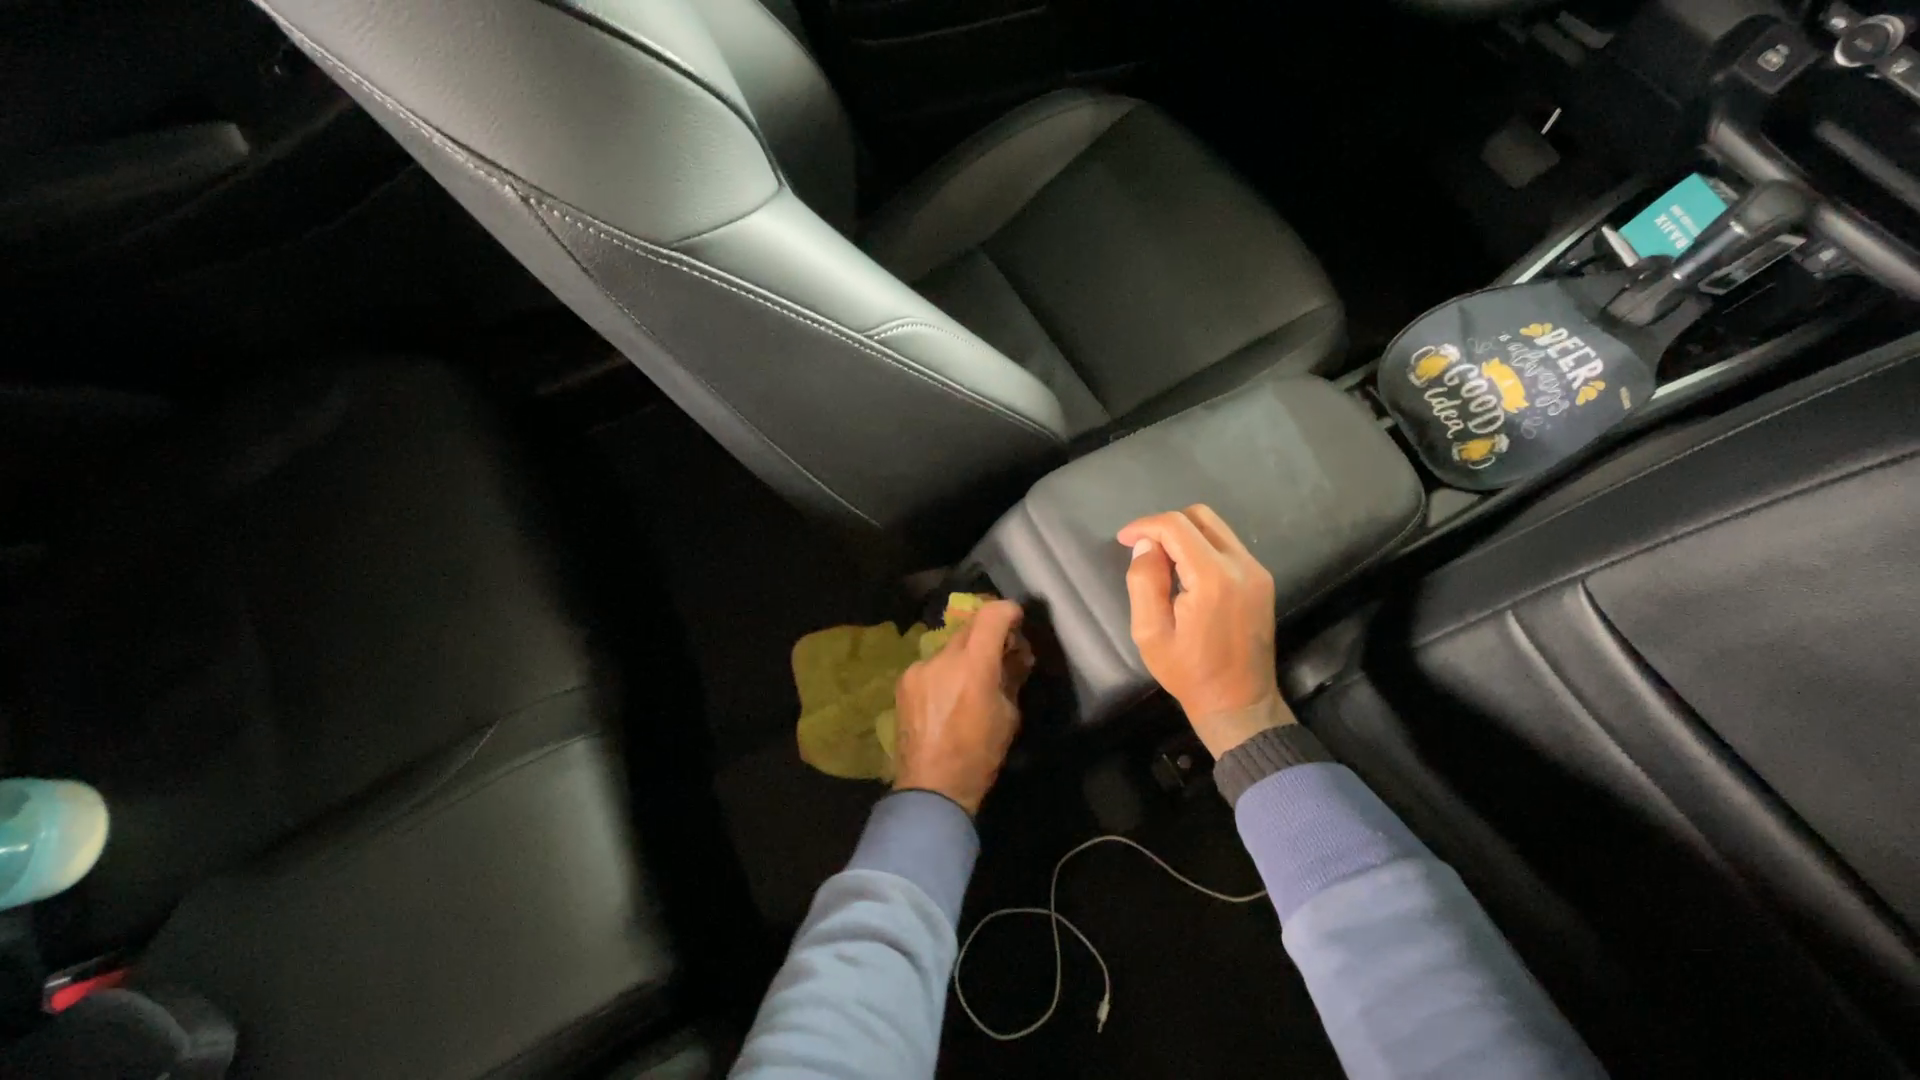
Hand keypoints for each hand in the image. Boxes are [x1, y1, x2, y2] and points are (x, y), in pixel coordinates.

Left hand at [893, 600, 1033, 813]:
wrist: (931, 787)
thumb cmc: (980, 755)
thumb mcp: (1009, 715)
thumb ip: (1011, 676)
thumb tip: (1016, 655)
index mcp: (974, 664)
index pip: (991, 614)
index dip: (1008, 611)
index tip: (1017, 622)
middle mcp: (943, 657)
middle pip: (969, 627)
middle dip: (987, 636)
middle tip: (1001, 656)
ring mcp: (919, 668)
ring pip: (949, 647)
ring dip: (964, 656)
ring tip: (970, 685)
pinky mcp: (903, 682)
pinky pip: (931, 666)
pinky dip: (943, 673)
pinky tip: (946, 700)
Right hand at [1118, 505, 1296, 757]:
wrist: (1239, 702)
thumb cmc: (1189, 672)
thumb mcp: (1150, 632)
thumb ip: (1144, 581)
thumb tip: (1146, 546)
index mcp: (1213, 578)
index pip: (1176, 526)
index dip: (1145, 526)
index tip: (1124, 540)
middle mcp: (1241, 565)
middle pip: (1200, 516)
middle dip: (1166, 524)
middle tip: (1143, 549)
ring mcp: (1257, 571)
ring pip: (1217, 527)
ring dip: (1185, 534)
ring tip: (1162, 560)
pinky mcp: (1262, 580)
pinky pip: (1228, 545)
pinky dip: (1202, 546)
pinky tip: (1185, 572)